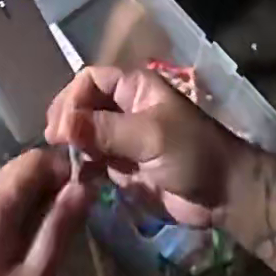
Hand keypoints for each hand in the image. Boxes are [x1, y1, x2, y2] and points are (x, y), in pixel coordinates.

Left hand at [0, 148, 89, 275]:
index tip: (91, 191)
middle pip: (19, 174)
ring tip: (64, 230)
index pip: (33, 160)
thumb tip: (86, 184)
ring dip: (39, 204)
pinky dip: (21, 220)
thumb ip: (59, 227)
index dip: (64, 169)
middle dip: (52, 186)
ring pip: (9, 195)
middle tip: (81, 212)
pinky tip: (37, 246)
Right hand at [45, 66, 252, 227]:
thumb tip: (63, 125)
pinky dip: (81, 166)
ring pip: (85, 133)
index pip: (91, 80)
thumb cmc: (191, 152)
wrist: (222, 194)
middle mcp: (124, 107)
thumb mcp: (149, 136)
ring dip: (71, 144)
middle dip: (67, 119)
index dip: (72, 98)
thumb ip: (105, 130)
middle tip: (53, 142)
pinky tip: (74, 177)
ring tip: (59, 161)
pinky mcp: (123, 166)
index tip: (60, 126)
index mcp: (134, 87)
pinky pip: (94, 160)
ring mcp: (123, 137)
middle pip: (84, 104)